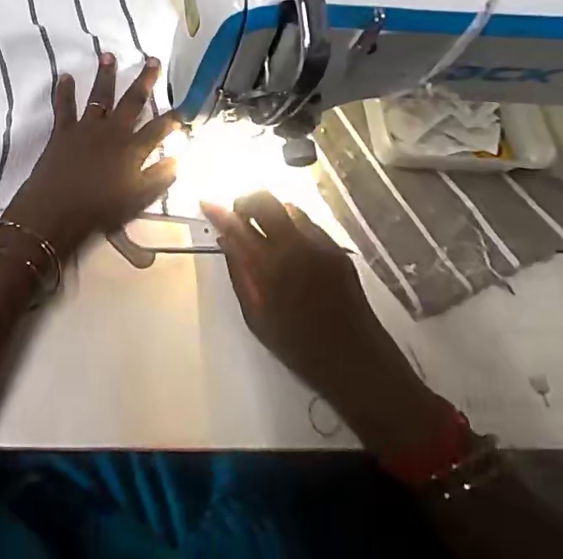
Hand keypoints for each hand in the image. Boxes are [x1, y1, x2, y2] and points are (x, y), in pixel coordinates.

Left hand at [4, 53, 178, 257]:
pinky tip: (64, 75)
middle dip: (145, 80)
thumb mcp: (137, 200)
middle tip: (152, 60)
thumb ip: (159, 179)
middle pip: (132, 101)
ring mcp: (87, 128)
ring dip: (105, 75)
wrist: (57, 209)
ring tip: (108, 55)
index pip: (159, 129)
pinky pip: (63, 106)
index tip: (183, 109)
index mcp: (133, 149)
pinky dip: (63, 91)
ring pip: (100, 95)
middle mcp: (113, 131)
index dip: (173, 119)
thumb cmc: (100, 209)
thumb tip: (176, 160)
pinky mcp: (63, 130)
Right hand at [203, 192, 450, 456]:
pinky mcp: (338, 249)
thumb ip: (240, 274)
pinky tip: (290, 249)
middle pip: (265, 200)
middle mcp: (296, 246)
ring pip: (288, 207)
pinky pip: (308, 223)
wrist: (357, 362)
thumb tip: (226, 241)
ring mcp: (321, 245)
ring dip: (271, 214)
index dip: (218, 212)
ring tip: (265, 236)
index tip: (206, 204)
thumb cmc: (298, 346)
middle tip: (238, 220)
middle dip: (245, 203)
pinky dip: (292, 226)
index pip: (237, 226)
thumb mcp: (256, 316)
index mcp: (271, 267)